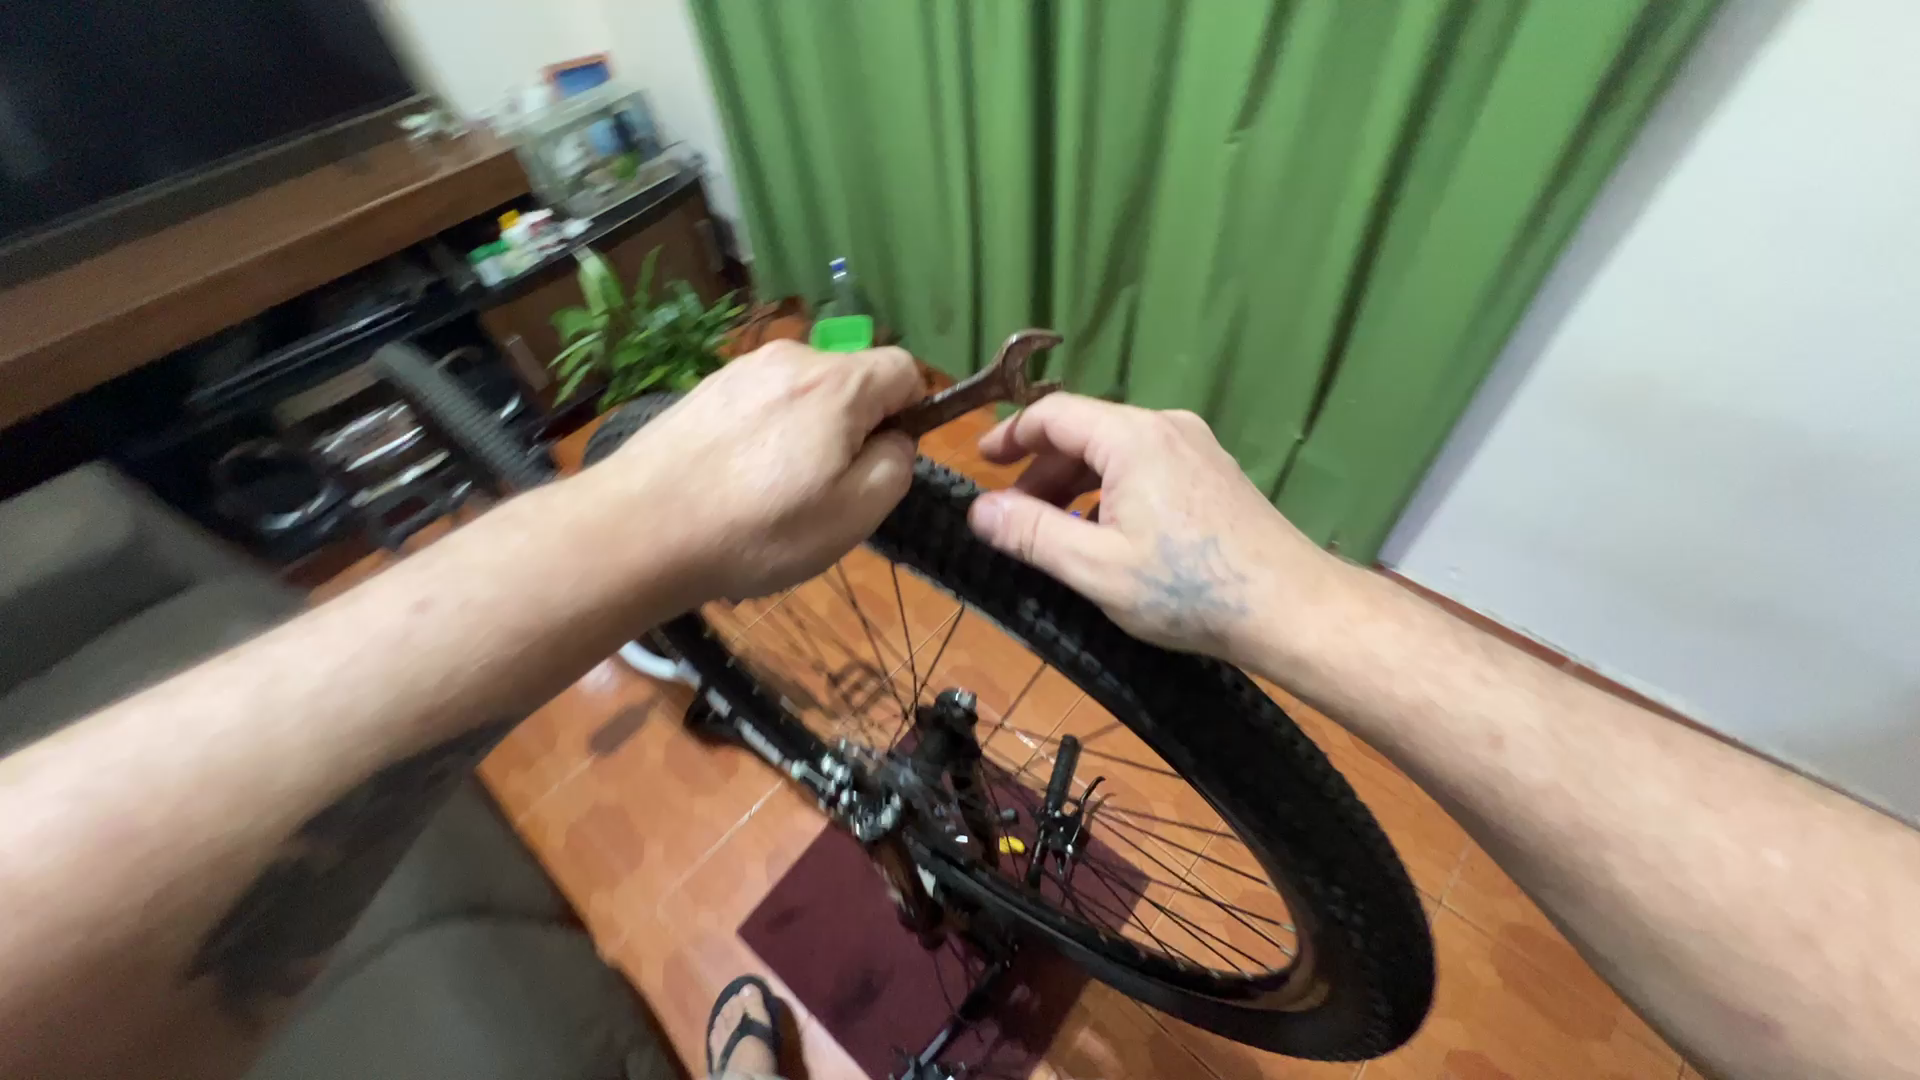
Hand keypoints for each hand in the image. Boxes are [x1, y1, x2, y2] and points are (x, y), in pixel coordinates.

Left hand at [599, 340, 921, 599]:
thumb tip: (893, 438)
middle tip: (827, 488)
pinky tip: (739, 480)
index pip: (904, 368)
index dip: (909, 412)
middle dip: (856, 426)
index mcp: (836, 383)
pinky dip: (768, 435)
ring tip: (776, 491)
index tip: (882, 458)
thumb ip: (896, 464)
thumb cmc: (761, 528)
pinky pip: (762, 404)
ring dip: (810, 433)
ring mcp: (740, 371)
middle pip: (851, 380)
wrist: (640, 530)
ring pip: (805, 394)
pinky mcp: (704, 391)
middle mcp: (790, 360)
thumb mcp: (855, 511)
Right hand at [965, 395, 1352, 664]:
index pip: (1054, 414)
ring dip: (1075, 486)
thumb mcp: (1095, 566)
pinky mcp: (1213, 474)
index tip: (982, 463)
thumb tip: (978, 510)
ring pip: (1115, 453)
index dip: (1011, 435)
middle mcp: (1165, 427)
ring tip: (1055, 534)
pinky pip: (1145, 468)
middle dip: (1042, 472)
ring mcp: (1195, 448)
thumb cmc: (1187, 588)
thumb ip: (1031, 534)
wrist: (1290, 608)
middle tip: (1014, 518)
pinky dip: (1110, 492)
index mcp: (1132, 437)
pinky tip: (1107, 535)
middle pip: (1085, 433)